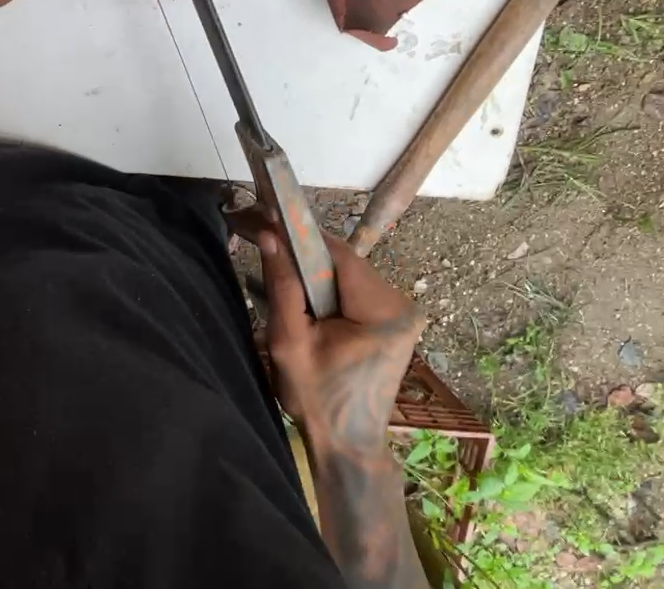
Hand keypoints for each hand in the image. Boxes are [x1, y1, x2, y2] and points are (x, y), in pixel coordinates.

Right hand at [257, 227, 423, 453]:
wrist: (346, 442)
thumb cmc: (316, 397)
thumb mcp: (289, 341)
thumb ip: (282, 286)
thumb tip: (270, 236)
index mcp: (383, 311)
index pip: (338, 254)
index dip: (300, 236)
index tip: (263, 221)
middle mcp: (401, 305)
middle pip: (343, 260)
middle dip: (302, 253)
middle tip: (262, 245)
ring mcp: (401, 312)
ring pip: (345, 270)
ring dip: (311, 269)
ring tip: (278, 273)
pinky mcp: (392, 318)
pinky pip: (352, 286)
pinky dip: (325, 285)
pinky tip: (303, 296)